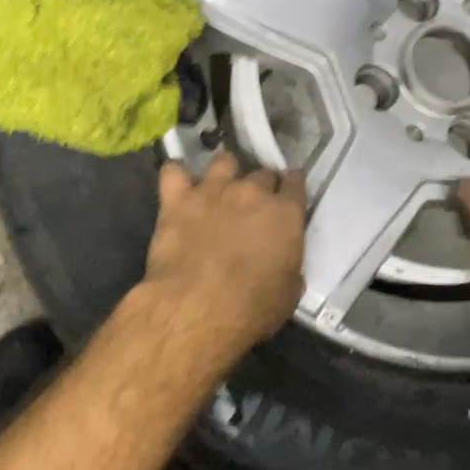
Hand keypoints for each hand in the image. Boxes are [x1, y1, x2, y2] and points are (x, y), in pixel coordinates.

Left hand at [140, 152, 306, 353]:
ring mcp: (213, 191)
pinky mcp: (177, 200)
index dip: (292, 186)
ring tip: (219, 189)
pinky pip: (173, 171)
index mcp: (285, 214)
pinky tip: (177, 186)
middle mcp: (252, 192)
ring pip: (223, 161)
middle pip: (261, 172)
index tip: (289, 192)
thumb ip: (289, 266)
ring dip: (225, 172)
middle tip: (253, 205)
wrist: (197, 308)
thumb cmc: (252, 309)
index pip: (296, 183)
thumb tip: (282, 263)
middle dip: (261, 185)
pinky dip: (176, 175)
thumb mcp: (288, 293)